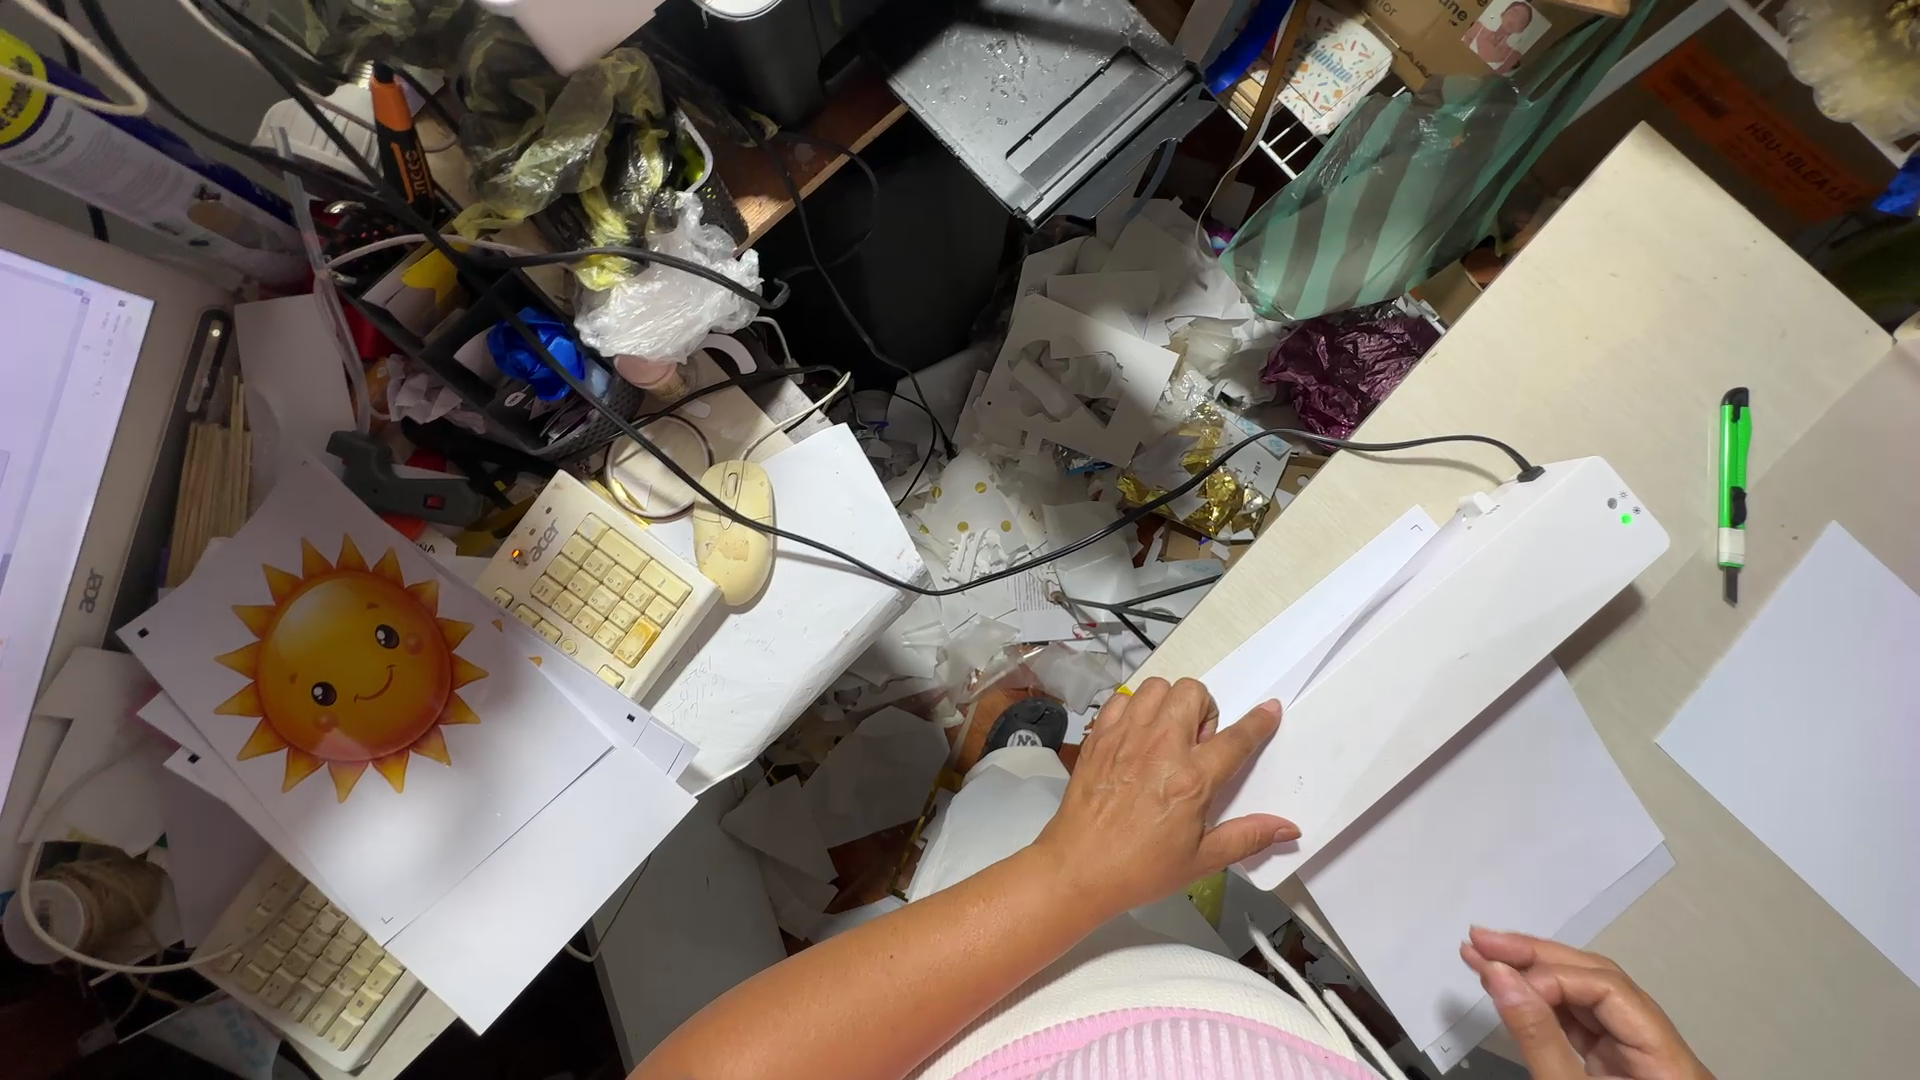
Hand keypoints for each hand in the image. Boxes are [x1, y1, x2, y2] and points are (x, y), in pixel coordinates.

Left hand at [1031, 677, 1295, 918]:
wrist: (1080, 866)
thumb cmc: (1142, 867)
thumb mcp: (1202, 860)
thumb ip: (1248, 837)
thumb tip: (1288, 828)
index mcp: (1191, 778)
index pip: (1236, 739)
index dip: (1258, 722)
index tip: (1269, 710)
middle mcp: (1160, 746)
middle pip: (1192, 693)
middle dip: (1204, 709)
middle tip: (1198, 743)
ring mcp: (1125, 735)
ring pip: (1157, 687)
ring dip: (1169, 703)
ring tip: (1167, 735)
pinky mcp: (1099, 735)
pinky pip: (1122, 698)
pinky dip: (1135, 708)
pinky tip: (1137, 735)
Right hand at [1461, 928, 1712, 1079]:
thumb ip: (1536, 1035)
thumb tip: (1496, 972)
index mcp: (1672, 1064)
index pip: (1609, 990)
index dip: (1551, 977)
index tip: (1500, 981)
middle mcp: (1663, 1051)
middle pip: (1600, 981)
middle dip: (1536, 956)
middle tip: (1479, 940)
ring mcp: (1639, 1057)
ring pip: (1586, 994)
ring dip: (1531, 969)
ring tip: (1479, 952)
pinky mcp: (1616, 1065)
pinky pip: (1577, 1017)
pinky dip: (1537, 995)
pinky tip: (1502, 980)